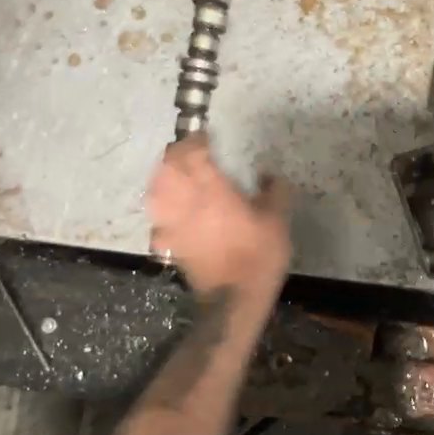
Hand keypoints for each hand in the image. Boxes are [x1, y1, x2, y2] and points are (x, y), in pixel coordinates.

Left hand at [145, 136, 290, 300]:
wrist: (233, 298)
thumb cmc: (258, 255)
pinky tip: (171, 211)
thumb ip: (274, 191)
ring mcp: (171, 223)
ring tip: (175, 175)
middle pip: (167, 166)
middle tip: (189, 152)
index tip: (205, 136)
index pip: (193, 152)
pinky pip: (157, 218)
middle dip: (176, 154)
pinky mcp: (167, 243)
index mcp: (212, 188)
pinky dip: (161, 208)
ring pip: (155, 190)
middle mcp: (185, 201)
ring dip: (163, 177)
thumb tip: (268, 175)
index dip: (196, 139)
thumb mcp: (278, 220)